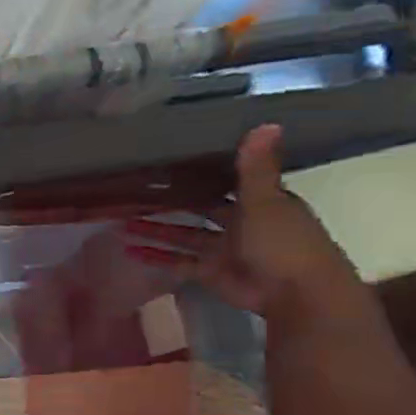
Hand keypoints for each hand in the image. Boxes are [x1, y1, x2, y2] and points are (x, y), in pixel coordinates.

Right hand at [124, 125, 362, 317]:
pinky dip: (155, 256)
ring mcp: (223, 249)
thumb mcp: (266, 201)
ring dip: (156, 231)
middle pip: (200, 210)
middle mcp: (241, 223)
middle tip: (135, 194)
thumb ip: (256, 168)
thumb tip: (265, 122)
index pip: (227, 183)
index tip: (172, 165)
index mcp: (260, 201)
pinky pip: (177, 261)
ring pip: (184, 236)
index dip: (202, 174)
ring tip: (122, 222)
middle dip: (171, 204)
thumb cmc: (283, 242)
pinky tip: (129, 250)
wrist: (294, 292)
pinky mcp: (209, 272)